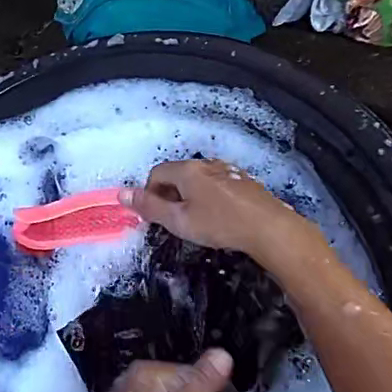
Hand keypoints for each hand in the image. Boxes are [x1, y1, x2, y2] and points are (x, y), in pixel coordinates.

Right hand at [120, 159, 318, 262]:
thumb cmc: (220, 224)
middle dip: (170, 195)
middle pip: (177, 174)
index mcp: (187, 170)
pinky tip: (219, 218)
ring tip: (198, 221)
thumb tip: (122, 194)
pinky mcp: (244, 181)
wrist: (269, 228)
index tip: (156, 216)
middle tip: (175, 221)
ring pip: (198, 180)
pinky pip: (216, 184)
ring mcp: (227, 170)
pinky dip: (210, 198)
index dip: (150, 194)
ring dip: (190, 197)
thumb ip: (150, 207)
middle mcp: (206, 164)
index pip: (156, 174)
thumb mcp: (179, 221)